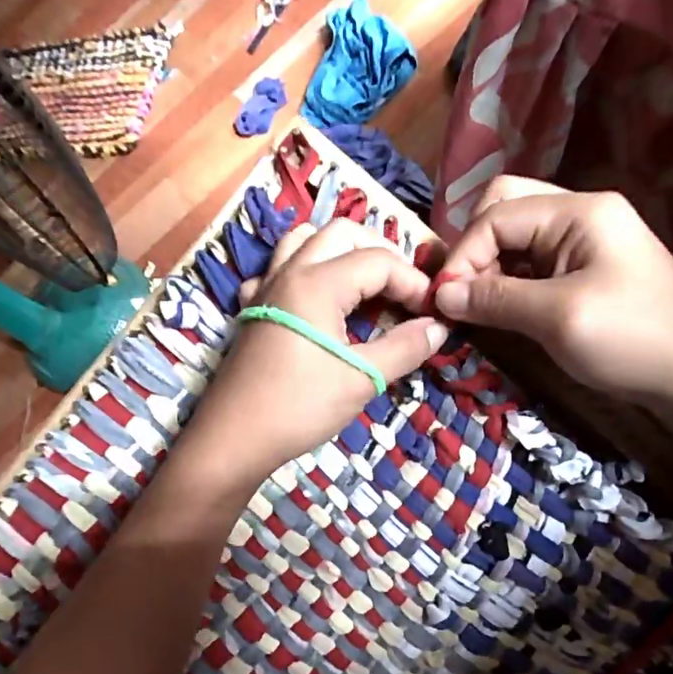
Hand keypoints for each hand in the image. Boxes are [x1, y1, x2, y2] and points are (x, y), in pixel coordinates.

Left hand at [179, 220, 447, 483]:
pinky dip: (305, 273)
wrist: (233, 439)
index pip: (378, 261)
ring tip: (365, 288)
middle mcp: (290, 272)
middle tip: (403, 292)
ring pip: (306, 242)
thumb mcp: (361, 379)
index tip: (431, 314)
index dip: (413, 282)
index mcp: (318, 282)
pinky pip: (279, 271)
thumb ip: (404, 348)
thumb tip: (439, 328)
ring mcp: (266, 287)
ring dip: (342, 254)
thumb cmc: (299, 406)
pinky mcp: (254, 310)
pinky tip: (316, 304)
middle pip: (342, 234)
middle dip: (380, 255)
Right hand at [434, 176, 672, 404]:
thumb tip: (441, 295)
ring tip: (476, 307)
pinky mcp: (589, 268)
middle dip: (475, 249)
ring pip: (518, 236)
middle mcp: (582, 213)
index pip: (498, 213)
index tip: (444, 300)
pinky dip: (512, 281)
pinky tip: (504, 309)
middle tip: (461, 295)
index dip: (464, 254)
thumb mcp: (558, 319)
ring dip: (491, 266)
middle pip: (506, 209)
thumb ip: (496, 299)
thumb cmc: (632, 341)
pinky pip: (536, 261)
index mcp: (580, 211)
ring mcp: (587, 240)